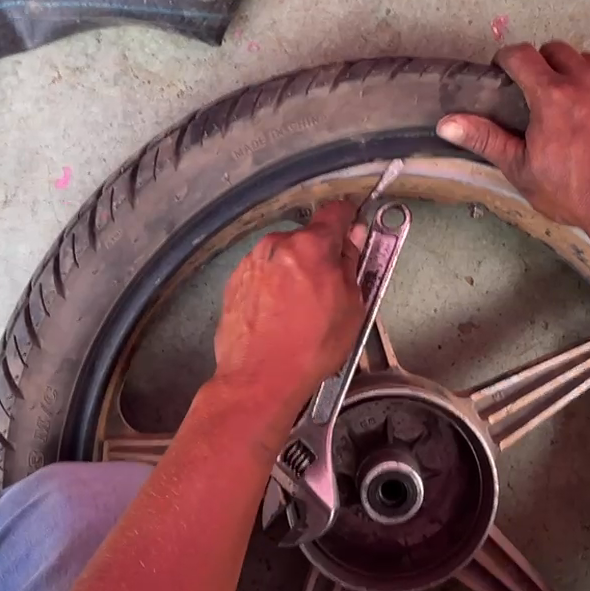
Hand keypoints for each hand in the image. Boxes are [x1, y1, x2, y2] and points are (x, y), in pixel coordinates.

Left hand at [212, 200, 365, 412]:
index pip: (336, 212)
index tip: (353, 230)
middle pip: (308, 238)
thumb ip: (352, 264)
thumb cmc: (308, 348)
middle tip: (331, 289)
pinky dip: (274, 288)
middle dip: (321, 257)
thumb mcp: (352, 307)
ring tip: (303, 312)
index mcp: (312, 246)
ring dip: (295, 273)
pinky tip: (281, 317)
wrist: (260, 378)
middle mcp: (278, 245)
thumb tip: (353, 241)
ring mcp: (253, 263)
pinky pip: (264, 275)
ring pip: (284, 257)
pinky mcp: (236, 282)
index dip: (349, 220)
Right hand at [438, 42, 589, 241]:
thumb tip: (446, 123)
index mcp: (552, 96)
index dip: (508, 59)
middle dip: (543, 63)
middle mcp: (589, 81)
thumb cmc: (574, 193)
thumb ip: (487, 140)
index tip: (504, 70)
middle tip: (539, 91)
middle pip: (558, 50)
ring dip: (578, 75)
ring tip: (576, 105)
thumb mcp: (523, 170)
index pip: (522, 55)